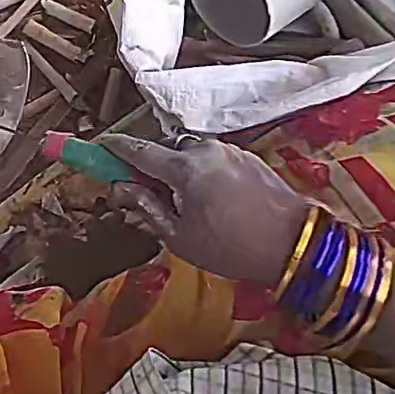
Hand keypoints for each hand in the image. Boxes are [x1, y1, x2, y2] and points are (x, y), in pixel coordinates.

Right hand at [98, 133, 310, 284]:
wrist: (296, 244)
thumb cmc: (232, 247)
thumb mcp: (181, 237)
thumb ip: (147, 207)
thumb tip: (121, 189)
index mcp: (183, 168)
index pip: (137, 149)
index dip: (114, 147)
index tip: (98, 145)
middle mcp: (202, 149)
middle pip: (162, 150)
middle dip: (149, 167)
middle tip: (145, 194)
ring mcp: (225, 149)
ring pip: (187, 153)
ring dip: (177, 170)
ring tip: (184, 203)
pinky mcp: (244, 154)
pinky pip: (209, 158)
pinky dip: (199, 171)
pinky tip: (210, 200)